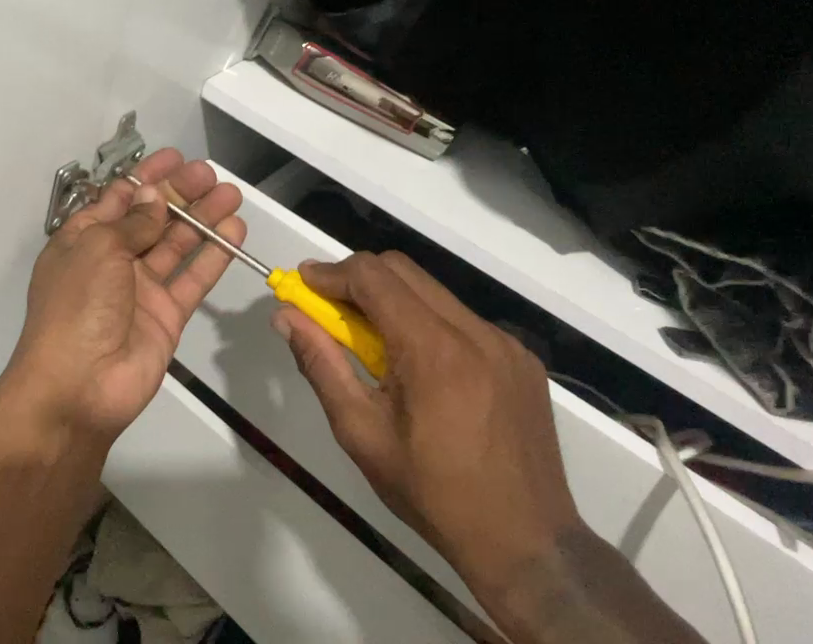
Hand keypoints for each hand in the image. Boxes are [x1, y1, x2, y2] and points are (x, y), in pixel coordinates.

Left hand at [1, 149, 244, 439]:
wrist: (79, 387)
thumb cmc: (77, 307)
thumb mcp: (98, 249)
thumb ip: (131, 222)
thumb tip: (152, 197)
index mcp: (83, 240)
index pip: (117, 199)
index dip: (145, 178)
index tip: (175, 158)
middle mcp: (111, 260)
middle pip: (151, 218)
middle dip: (180, 194)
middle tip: (210, 175)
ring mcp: (140, 289)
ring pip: (176, 244)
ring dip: (202, 219)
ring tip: (231, 194)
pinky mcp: (166, 315)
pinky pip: (192, 278)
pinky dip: (213, 256)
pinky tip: (234, 232)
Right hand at [274, 252, 581, 598]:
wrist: (526, 542)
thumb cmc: (432, 493)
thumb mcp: (360, 433)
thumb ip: (321, 364)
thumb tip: (286, 317)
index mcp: (433, 350)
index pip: (373, 277)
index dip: (330, 273)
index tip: (302, 285)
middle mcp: (475, 332)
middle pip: (403, 271)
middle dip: (357, 279)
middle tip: (327, 310)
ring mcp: (505, 343)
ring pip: (433, 292)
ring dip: (392, 300)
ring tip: (370, 343)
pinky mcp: (522, 359)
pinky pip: (462, 319)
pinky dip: (427, 322)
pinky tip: (418, 367)